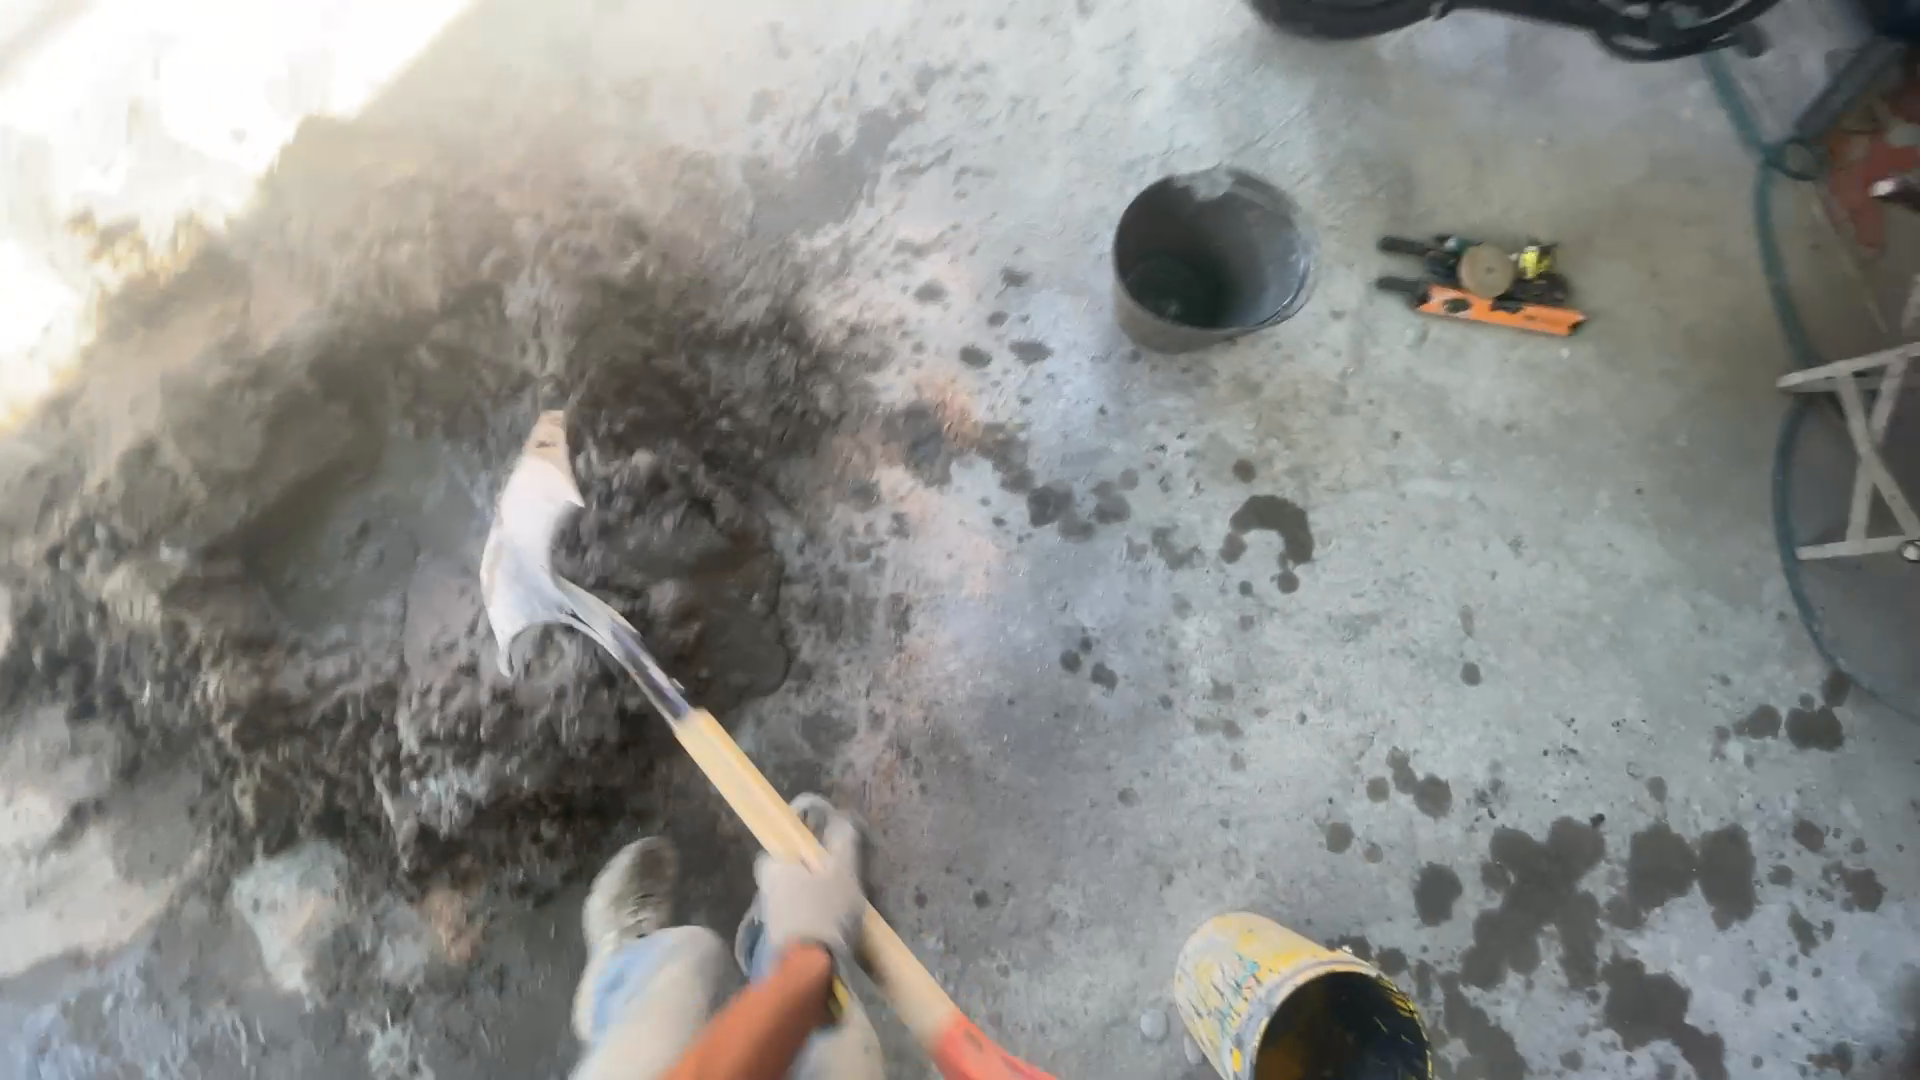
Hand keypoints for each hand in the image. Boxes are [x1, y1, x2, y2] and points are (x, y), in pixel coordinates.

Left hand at [754, 804, 865, 958]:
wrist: (808, 972)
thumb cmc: (824, 911)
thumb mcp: (842, 870)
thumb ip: (842, 841)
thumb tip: (841, 817)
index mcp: (773, 870)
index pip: (773, 854)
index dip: (792, 853)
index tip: (814, 855)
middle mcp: (765, 895)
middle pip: (784, 880)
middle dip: (804, 880)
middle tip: (833, 882)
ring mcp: (770, 924)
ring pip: (789, 904)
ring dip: (808, 904)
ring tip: (838, 909)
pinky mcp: (779, 947)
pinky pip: (796, 926)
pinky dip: (810, 926)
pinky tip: (832, 931)